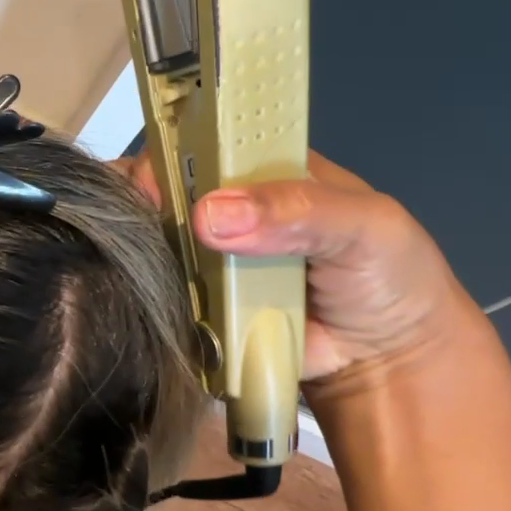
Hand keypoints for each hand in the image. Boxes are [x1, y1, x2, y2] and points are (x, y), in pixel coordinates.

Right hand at [122, 152, 479, 386]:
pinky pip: (151, 303)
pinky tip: (124, 307)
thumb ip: (298, 211)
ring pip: (143, 252)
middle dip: (130, 213)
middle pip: (155, 200)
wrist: (385, 362)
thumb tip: (209, 215)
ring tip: (120, 277)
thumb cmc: (390, 279)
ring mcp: (198, 267)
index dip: (161, 160)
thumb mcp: (363, 226)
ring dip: (127, 263)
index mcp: (258, 174)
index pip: (195, 148)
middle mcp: (219, 216)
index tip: (143, 188)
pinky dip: (136, 304)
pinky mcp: (188, 313)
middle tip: (129, 239)